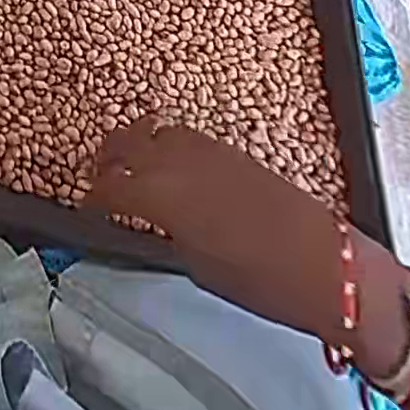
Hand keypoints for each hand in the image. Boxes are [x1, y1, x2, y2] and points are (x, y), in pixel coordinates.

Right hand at [87, 117, 395, 357]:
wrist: (321, 261)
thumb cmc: (257, 278)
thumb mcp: (196, 264)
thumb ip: (165, 231)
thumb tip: (155, 220)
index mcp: (159, 195)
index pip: (110, 189)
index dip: (93, 199)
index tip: (88, 207)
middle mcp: (173, 161)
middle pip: (123, 142)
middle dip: (106, 159)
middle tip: (101, 176)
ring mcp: (201, 149)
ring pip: (152, 131)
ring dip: (136, 144)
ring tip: (133, 164)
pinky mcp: (225, 147)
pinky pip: (181, 136)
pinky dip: (166, 145)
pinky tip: (172, 165)